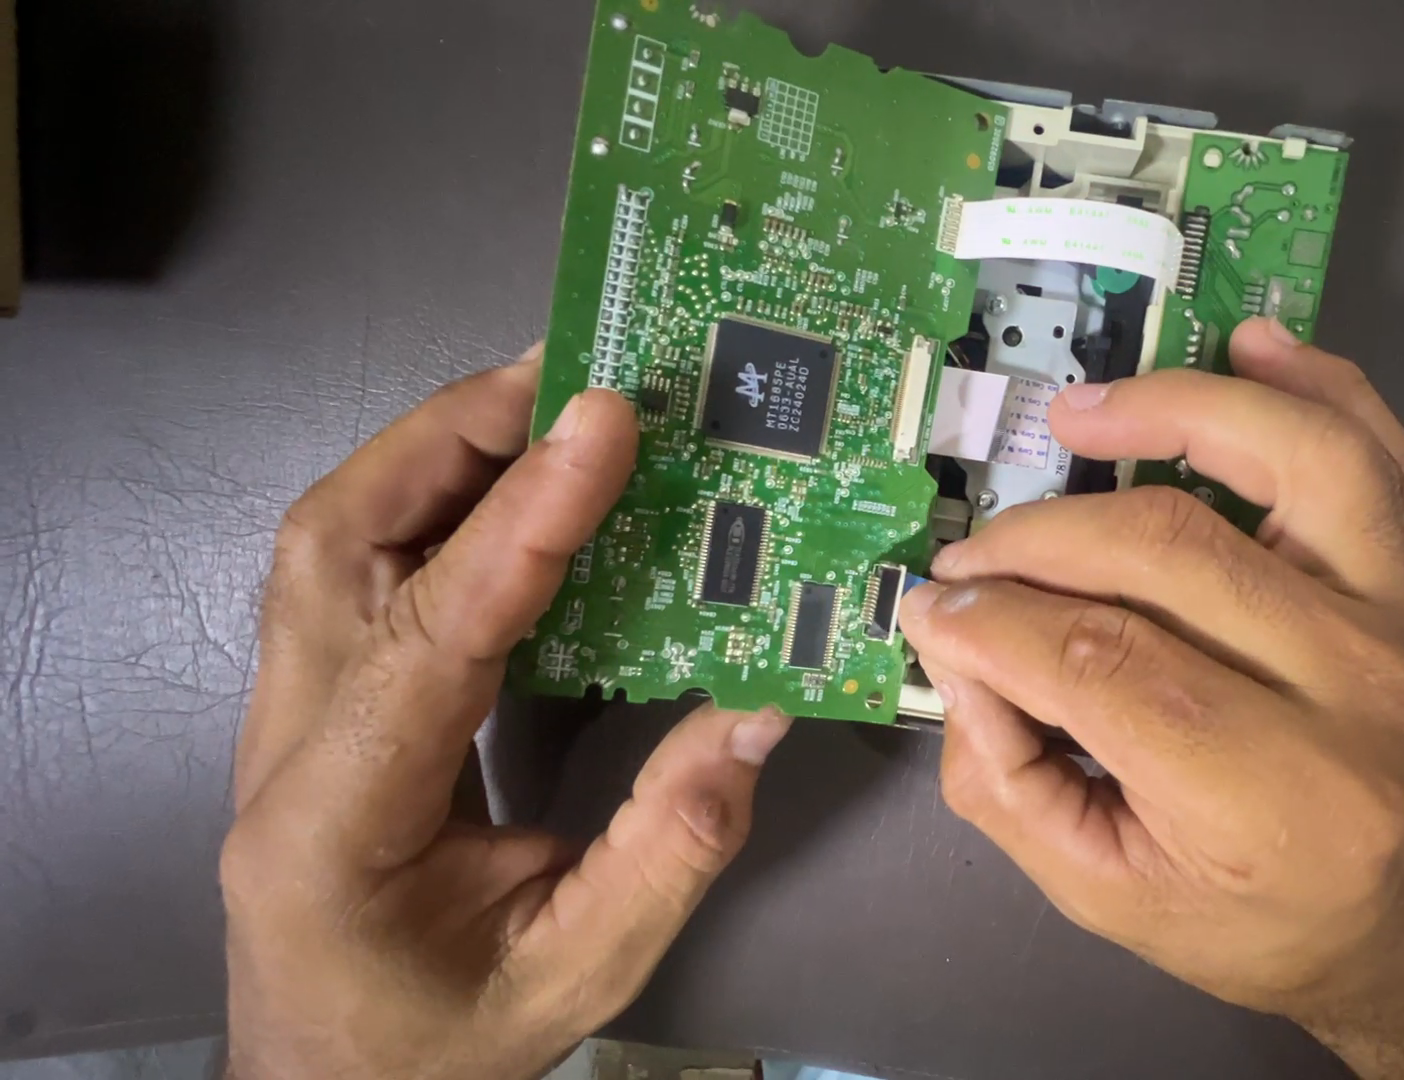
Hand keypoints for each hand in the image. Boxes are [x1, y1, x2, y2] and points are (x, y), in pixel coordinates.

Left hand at [223, 348, 791, 1079]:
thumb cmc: (457, 1031)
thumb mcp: (591, 957)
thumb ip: (680, 838)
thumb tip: (762, 699)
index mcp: (338, 820)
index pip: (431, 635)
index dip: (525, 521)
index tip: (603, 422)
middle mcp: (289, 742)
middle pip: (334, 541)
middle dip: (456, 437)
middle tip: (570, 379)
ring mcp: (294, 709)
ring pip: (334, 534)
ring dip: (441, 447)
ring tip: (547, 402)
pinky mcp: (334, 693)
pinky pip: (371, 561)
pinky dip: (443, 493)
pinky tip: (519, 479)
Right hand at [901, 320, 1403, 1077]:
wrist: (1394, 923)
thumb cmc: (1242, 921)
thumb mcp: (1096, 890)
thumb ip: (1005, 775)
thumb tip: (957, 642)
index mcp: (1265, 795)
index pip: (1098, 663)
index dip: (994, 624)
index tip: (935, 606)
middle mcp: (1344, 689)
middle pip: (1168, 555)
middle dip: (1038, 543)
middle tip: (970, 557)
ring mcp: (1385, 618)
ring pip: (1294, 461)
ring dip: (1176, 413)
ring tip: (1078, 414)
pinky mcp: (1399, 583)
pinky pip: (1374, 458)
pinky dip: (1318, 383)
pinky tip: (1250, 344)